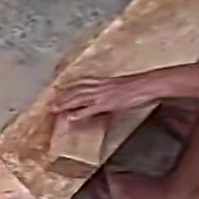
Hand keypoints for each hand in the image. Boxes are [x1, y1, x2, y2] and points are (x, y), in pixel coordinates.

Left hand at [51, 73, 170, 120]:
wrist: (149, 84)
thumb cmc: (139, 85)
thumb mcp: (121, 86)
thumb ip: (110, 90)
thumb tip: (105, 97)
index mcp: (103, 81)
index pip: (81, 83)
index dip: (68, 86)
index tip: (56, 88)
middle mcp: (100, 86)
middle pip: (76, 91)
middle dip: (62, 97)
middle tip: (49, 102)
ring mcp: (103, 95)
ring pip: (80, 99)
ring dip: (66, 104)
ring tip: (54, 109)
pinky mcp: (108, 104)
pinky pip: (91, 109)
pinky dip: (80, 113)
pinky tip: (71, 117)